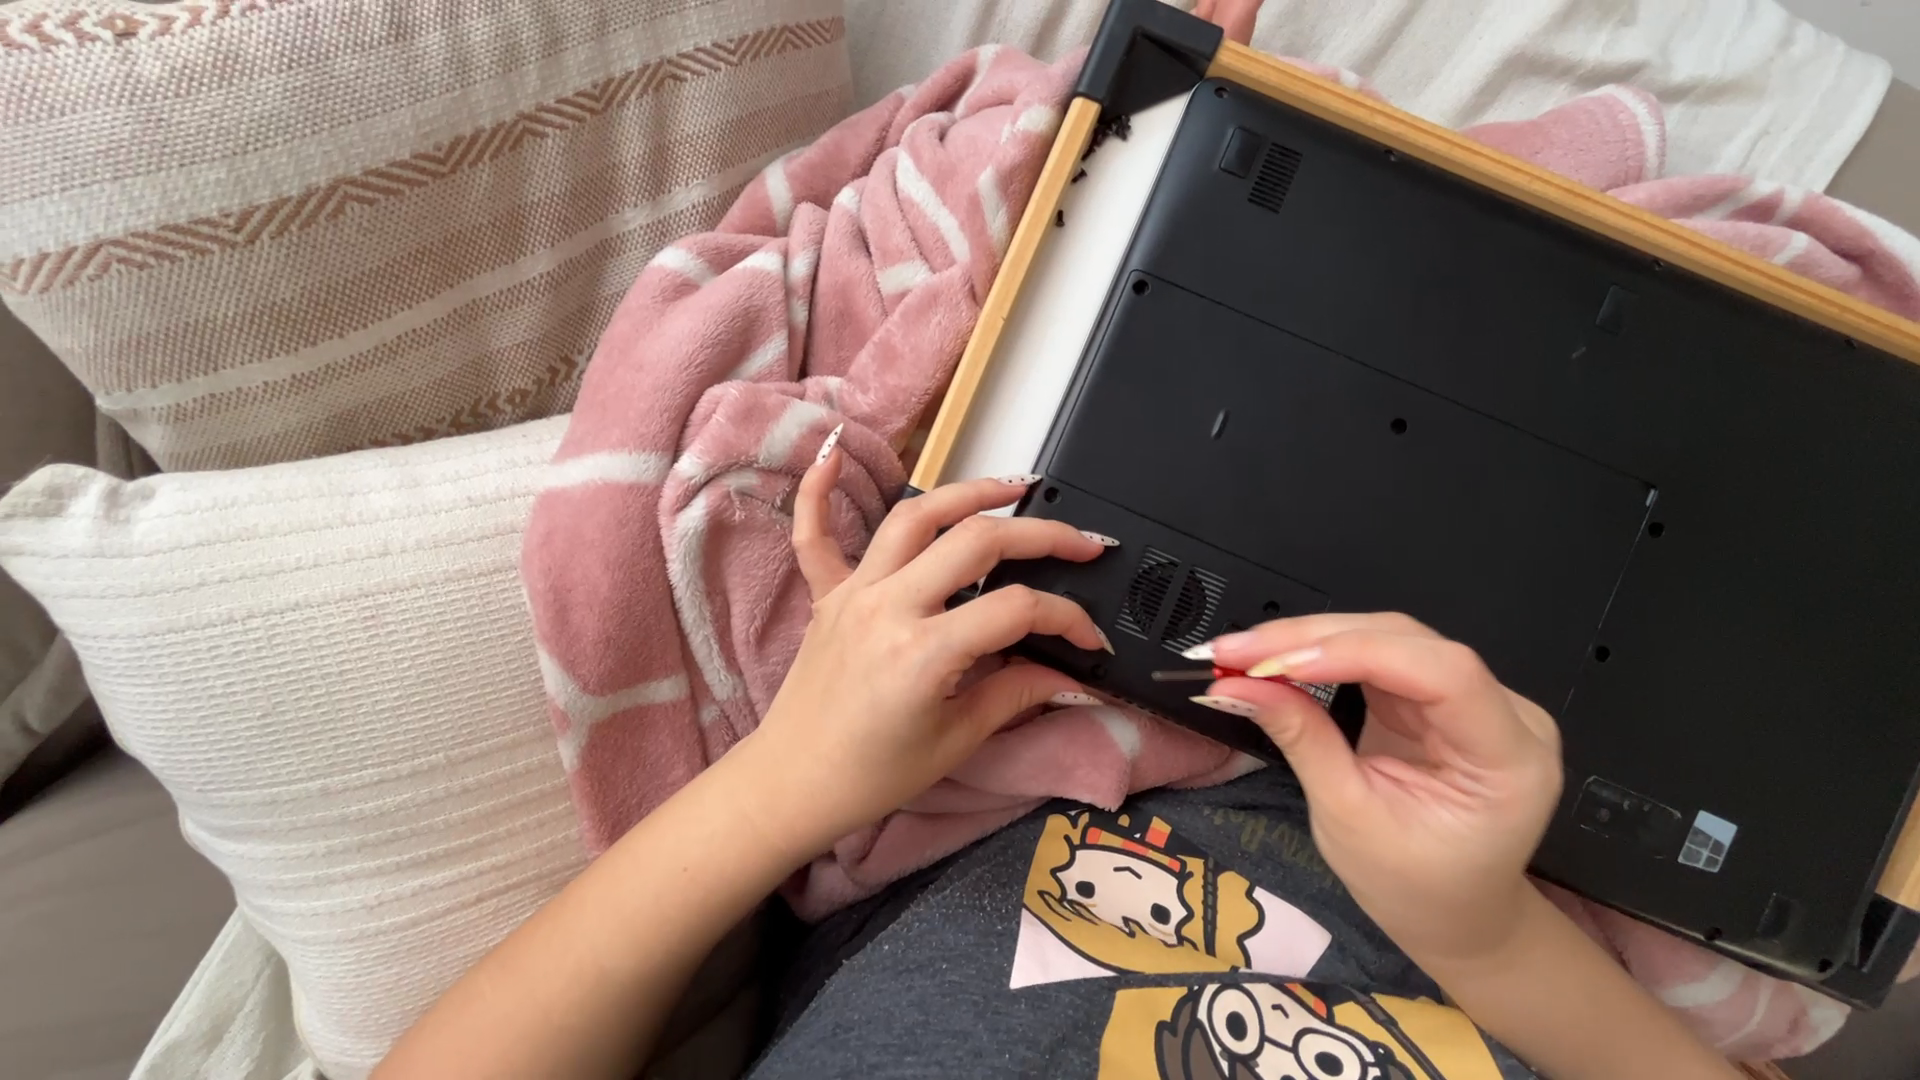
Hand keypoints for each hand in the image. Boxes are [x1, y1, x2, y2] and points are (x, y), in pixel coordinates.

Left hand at [734, 441, 1113, 857]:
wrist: (794, 785)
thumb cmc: (872, 775)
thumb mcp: (957, 739)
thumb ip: (1018, 692)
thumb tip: (1072, 674)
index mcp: (924, 652)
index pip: (1016, 609)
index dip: (1066, 618)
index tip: (1090, 638)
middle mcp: (888, 607)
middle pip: (975, 543)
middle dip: (1040, 535)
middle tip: (1082, 541)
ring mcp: (853, 593)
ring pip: (914, 517)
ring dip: (968, 492)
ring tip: (1014, 486)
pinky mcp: (828, 595)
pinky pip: (815, 535)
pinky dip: (820, 492)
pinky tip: (833, 452)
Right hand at [1202, 613, 1563, 966]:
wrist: (1452, 915)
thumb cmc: (1414, 885)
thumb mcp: (1349, 818)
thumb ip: (1302, 740)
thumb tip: (1236, 687)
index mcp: (1508, 758)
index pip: (1441, 673)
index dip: (1356, 654)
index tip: (1274, 665)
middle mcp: (1502, 712)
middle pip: (1403, 641)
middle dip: (1311, 640)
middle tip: (1234, 652)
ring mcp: (1467, 698)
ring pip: (1381, 637)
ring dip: (1304, 640)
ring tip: (1242, 652)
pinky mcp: (1429, 696)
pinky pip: (1370, 656)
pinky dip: (1315, 654)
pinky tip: (1273, 657)